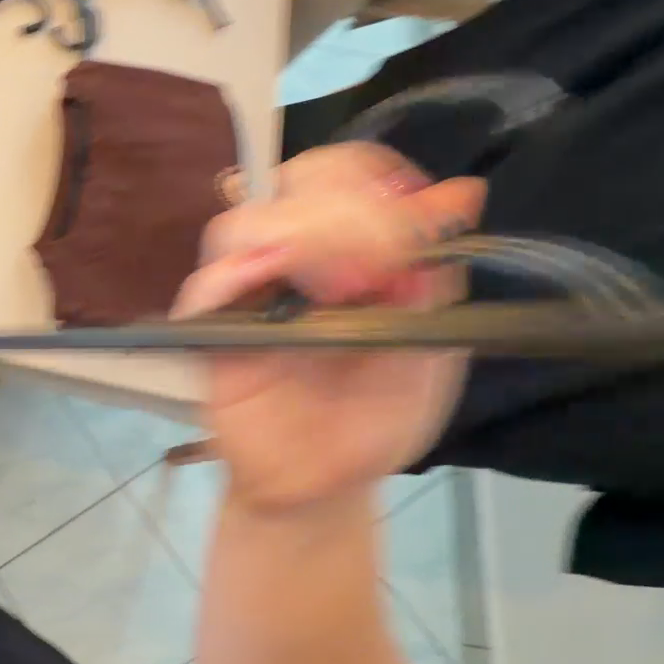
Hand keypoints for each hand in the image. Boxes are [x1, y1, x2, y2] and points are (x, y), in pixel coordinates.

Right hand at [172, 144, 486, 510]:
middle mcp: (287, 264)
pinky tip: (280, 286)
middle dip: (340, 210)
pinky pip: (205, 287)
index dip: (372, 180)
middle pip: (288, 188)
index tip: (412, 212)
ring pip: (241, 224)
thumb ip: (434, 277)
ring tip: (338, 284)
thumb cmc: (373, 420)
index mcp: (342, 256)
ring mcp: (243, 295)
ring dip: (294, 236)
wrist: (322, 484)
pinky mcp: (209, 334)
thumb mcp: (430, 347)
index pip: (341, 178)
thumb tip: (458, 195)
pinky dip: (236, 274)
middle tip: (378, 260)